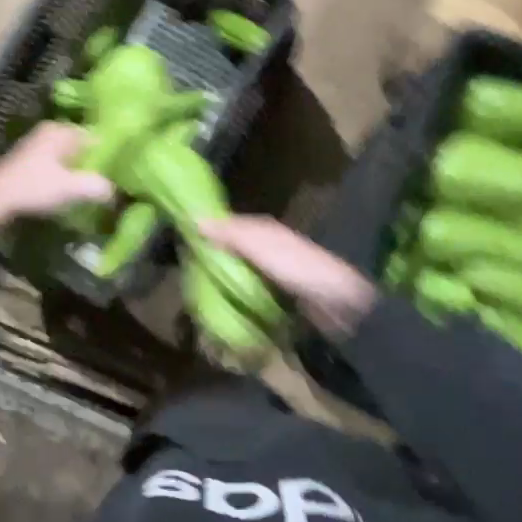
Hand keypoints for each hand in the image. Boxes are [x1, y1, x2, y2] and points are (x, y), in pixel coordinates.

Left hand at [0, 123, 114, 232]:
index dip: (110, 154)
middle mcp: (50, 132)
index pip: (96, 136)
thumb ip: (96, 186)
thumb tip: (115, 191)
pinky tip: (72, 192)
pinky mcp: (30, 161)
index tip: (121, 172)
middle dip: (95, 164)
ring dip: (80, 172)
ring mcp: (38, 146)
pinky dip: (66, 176)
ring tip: (94, 190)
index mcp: (60, 130)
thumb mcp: (69, 188)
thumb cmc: (32, 187)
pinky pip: (58, 165)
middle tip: (110, 183)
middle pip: (83, 147)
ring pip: (70, 157)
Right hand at [200, 216, 377, 339]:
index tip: (182, 243)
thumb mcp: (261, 246)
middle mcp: (270, 247)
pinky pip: (251, 292)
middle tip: (186, 272)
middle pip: (234, 250)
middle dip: (214, 258)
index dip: (209, 231)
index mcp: (265, 230)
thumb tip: (193, 217)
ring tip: (198, 291)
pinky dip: (238, 295)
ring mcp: (276, 273)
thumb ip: (230, 234)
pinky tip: (224, 304)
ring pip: (242, 271)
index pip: (229, 226)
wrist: (339, 302)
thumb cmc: (297, 268)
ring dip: (225, 279)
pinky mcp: (281, 296)